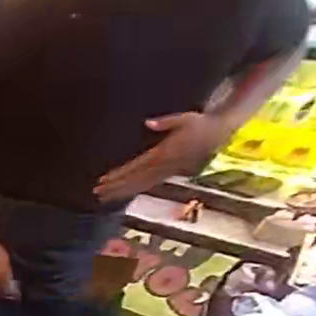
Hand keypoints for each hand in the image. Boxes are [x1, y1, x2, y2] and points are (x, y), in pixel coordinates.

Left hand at [94, 112, 229, 203]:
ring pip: (139, 186)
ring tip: (103, 198)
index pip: (134, 167)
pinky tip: (121, 195)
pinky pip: (147, 186)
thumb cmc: (201, 122)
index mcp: (163, 153)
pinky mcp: (169, 174)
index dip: (118, 175)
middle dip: (114, 187)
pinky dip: (133, 191)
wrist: (220, 133)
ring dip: (120, 192)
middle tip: (96, 192)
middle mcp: (162, 166)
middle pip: (133, 180)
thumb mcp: (185, 118)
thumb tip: (147, 122)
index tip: (102, 180)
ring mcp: (165, 172)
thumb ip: (166, 122)